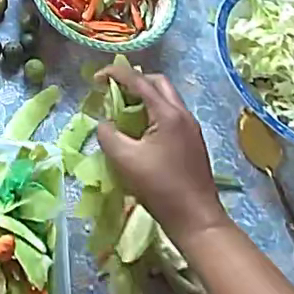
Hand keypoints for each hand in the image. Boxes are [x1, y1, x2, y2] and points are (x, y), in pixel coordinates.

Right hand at [94, 63, 228, 241]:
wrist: (197, 219)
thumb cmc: (160, 188)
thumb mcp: (125, 160)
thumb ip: (108, 135)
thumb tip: (104, 123)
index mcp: (168, 114)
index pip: (139, 82)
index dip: (115, 74)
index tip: (96, 77)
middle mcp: (182, 114)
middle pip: (157, 83)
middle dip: (134, 81)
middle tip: (113, 91)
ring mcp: (191, 127)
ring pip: (166, 98)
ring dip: (144, 97)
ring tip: (123, 109)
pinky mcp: (193, 141)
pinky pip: (171, 114)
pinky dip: (153, 111)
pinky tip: (140, 129)